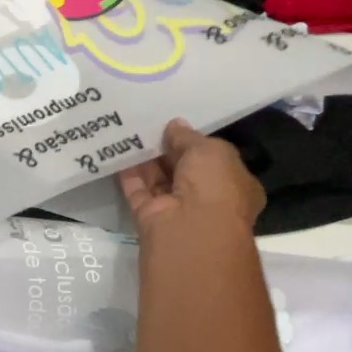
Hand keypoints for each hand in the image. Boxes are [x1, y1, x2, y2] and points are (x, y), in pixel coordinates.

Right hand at [119, 118, 264, 243]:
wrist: (191, 226)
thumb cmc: (215, 186)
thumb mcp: (211, 150)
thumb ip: (190, 137)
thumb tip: (175, 125)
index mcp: (233, 184)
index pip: (214, 161)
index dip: (196, 143)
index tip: (175, 127)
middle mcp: (206, 197)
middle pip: (183, 169)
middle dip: (167, 150)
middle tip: (148, 125)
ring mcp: (176, 207)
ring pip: (158, 179)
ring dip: (145, 159)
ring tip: (128, 132)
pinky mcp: (148, 213)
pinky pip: (136, 189)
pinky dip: (127, 173)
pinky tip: (117, 152)